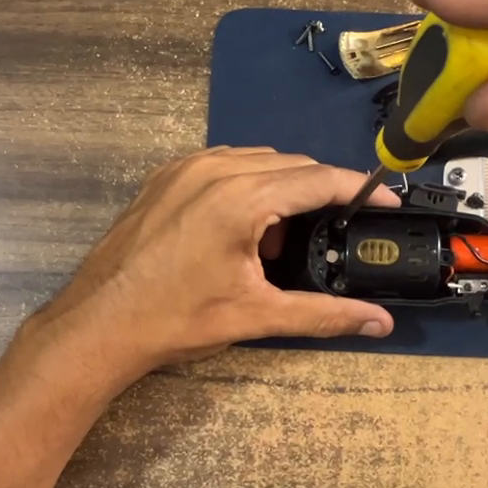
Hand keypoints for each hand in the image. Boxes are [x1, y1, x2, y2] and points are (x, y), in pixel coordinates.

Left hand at [32, 147, 397, 378]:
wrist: (98, 325)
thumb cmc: (175, 321)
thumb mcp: (256, 317)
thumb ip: (325, 315)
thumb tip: (380, 323)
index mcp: (240, 197)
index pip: (318, 179)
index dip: (360, 188)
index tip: (388, 200)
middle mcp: (213, 169)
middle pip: (290, 165)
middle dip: (321, 192)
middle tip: (339, 229)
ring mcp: (184, 168)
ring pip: (256, 162)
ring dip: (282, 190)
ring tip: (283, 242)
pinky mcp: (164, 177)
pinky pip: (223, 166)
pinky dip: (247, 187)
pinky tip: (245, 229)